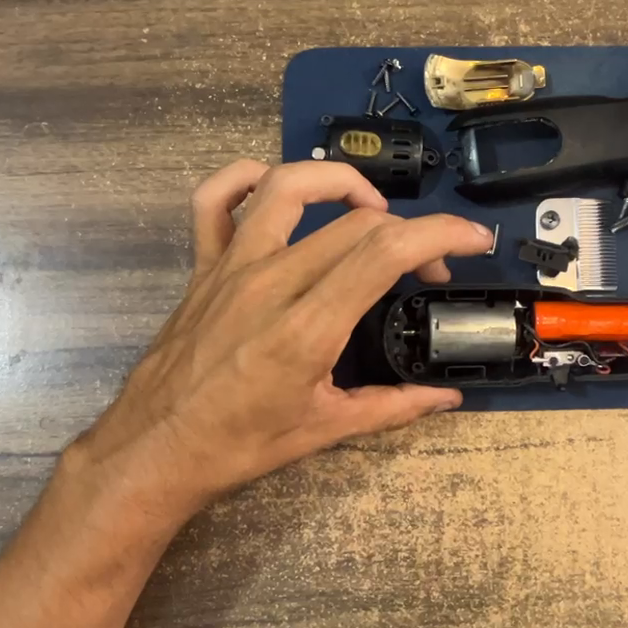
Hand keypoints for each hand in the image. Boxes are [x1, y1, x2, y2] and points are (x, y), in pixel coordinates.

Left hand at [70, 159, 495, 520]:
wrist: (156, 450)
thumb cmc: (239, 445)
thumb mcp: (326, 430)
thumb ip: (394, 407)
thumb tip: (446, 399)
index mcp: (306, 328)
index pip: (384, 252)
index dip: (441, 235)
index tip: (471, 243)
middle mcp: (270, 283)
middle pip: (355, 223)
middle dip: (411, 234)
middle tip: (426, 270)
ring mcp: (232, 267)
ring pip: (288, 186)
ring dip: (341, 184)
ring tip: (370, 211)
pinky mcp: (203, 266)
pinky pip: (215, 200)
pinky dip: (246, 178)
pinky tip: (277, 192)